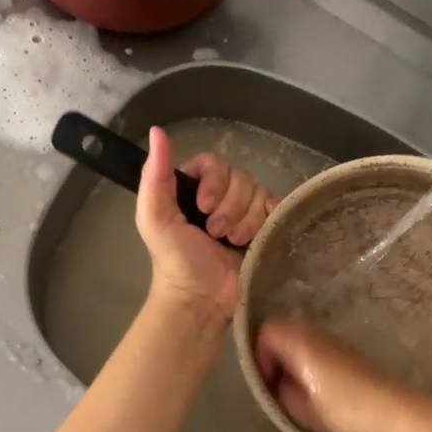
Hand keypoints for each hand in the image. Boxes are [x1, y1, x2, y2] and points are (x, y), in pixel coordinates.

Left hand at [135, 128, 275, 319]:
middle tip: (216, 233)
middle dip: (230, 206)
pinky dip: (268, 220)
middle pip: (241, 177)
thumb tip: (157, 131)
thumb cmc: (177, 261)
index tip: (203, 206)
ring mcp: (247, 213)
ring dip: (246, 219)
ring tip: (232, 242)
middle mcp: (223, 197)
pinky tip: (255, 238)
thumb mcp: (155, 219)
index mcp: (196, 188)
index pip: (215, 163)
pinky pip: (277, 207)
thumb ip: (154, 177)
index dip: (215, 182)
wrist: (203, 300)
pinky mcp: (267, 229)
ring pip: (260, 192)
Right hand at [254, 317, 427, 431]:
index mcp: (302, 343)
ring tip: (299, 386)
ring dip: (292, 355)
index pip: (267, 331)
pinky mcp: (349, 349)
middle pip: (283, 328)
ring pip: (301, 335)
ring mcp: (335, 339)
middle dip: (274, 353)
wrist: (396, 412)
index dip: (260, 356)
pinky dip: (309, 357)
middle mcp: (317, 333)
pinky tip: (319, 384)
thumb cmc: (346, 412)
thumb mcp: (302, 410)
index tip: (269, 383)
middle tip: (279, 383)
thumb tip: (278, 380)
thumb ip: (281, 390)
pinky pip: (317, 343)